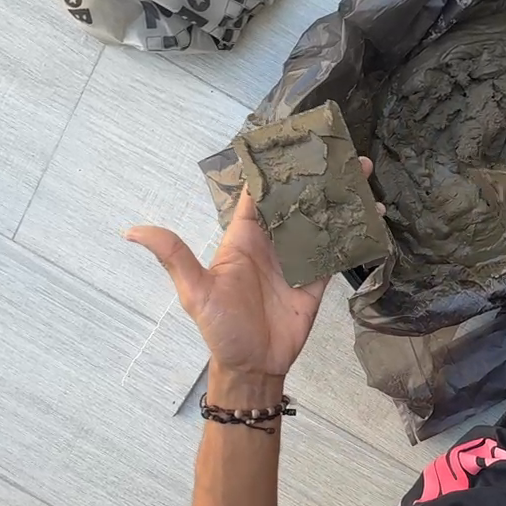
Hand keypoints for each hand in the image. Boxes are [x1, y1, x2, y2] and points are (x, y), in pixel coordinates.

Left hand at [125, 157, 376, 387]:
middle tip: (341, 151)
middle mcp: (273, 243)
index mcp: (244, 239)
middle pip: (297, 201)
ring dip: (341, 198)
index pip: (258, 194)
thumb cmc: (221, 329)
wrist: (254, 366)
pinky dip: (355, 232)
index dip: (272, 168)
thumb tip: (131, 230)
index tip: (291, 140)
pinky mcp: (319, 278)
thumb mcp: (195, 292)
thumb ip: (174, 257)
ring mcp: (298, 260)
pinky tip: (374, 213)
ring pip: (321, 220)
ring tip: (364, 172)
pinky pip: (337, 249)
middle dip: (317, 176)